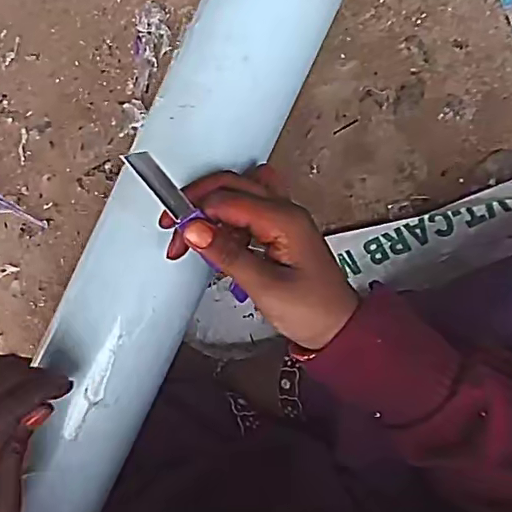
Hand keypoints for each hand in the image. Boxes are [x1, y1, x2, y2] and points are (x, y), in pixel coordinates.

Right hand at [161, 166, 359, 350]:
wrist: (337, 327)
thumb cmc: (312, 310)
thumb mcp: (264, 286)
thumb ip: (227, 255)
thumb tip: (194, 229)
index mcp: (284, 220)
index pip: (228, 199)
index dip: (196, 212)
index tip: (176, 232)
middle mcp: (285, 211)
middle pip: (231, 183)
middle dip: (197, 201)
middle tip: (175, 227)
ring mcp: (283, 218)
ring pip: (238, 191)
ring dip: (211, 206)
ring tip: (193, 236)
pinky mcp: (278, 230)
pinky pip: (246, 209)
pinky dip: (224, 219)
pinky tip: (215, 241)